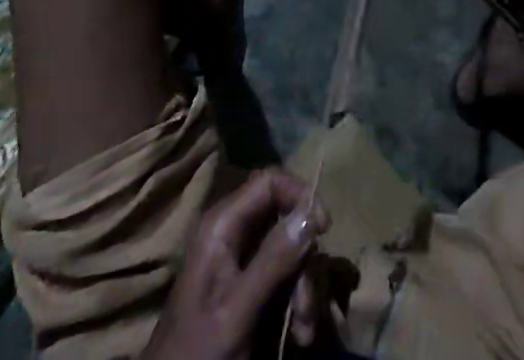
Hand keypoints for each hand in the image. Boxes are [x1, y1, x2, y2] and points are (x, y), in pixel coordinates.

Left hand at [140, 169, 329, 359]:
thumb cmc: (199, 347)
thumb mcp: (237, 308)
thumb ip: (272, 260)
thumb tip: (309, 213)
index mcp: (222, 225)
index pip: (269, 181)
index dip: (300, 193)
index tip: (324, 226)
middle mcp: (235, 233)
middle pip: (287, 220)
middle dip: (306, 261)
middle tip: (306, 305)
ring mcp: (246, 259)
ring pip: (295, 252)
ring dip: (306, 290)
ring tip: (302, 331)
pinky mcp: (257, 285)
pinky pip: (292, 278)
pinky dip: (301, 304)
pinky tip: (299, 335)